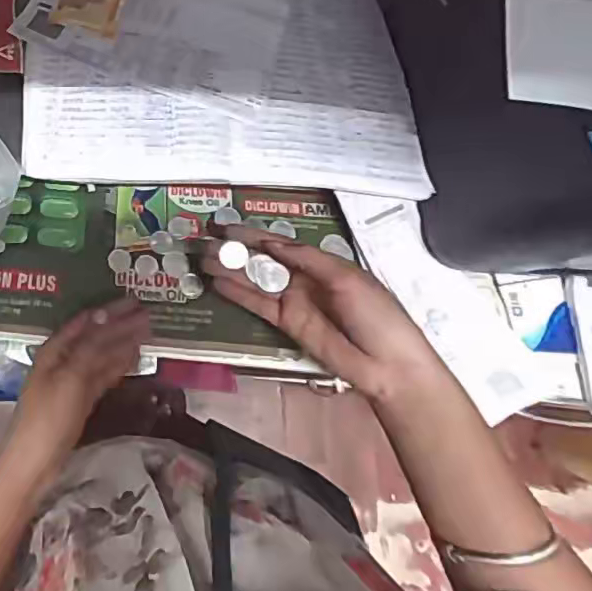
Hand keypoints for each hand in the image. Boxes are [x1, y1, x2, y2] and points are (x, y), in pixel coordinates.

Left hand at [9, 297, 150, 465]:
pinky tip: (134, 358)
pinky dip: (118, 364)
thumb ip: (90, 350)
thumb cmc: (48, 418)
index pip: (86, 321)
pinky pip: (103, 375)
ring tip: (147, 332)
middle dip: (120, 324)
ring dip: (122, 343)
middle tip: (147, 313)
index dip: (109, 310)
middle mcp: (63, 361)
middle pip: (95, 336)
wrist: (35, 461)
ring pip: (101, 355)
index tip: (133, 300)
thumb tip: (107, 320)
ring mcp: (72, 381)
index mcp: (55, 351)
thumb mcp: (70, 379)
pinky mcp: (81, 400)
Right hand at [199, 226, 448, 399]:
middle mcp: (302, 279)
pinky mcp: (285, 323)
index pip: (280, 244)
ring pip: (254, 281)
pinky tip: (218, 284)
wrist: (388, 364)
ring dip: (230, 270)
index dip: (253, 234)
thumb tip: (272, 245)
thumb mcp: (346, 278)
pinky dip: (237, 294)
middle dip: (235, 251)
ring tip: (203, 260)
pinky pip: (257, 304)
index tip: (226, 226)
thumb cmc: (377, 315)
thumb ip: (308, 259)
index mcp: (321, 263)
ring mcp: (292, 301)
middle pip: (262, 261)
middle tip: (206, 241)